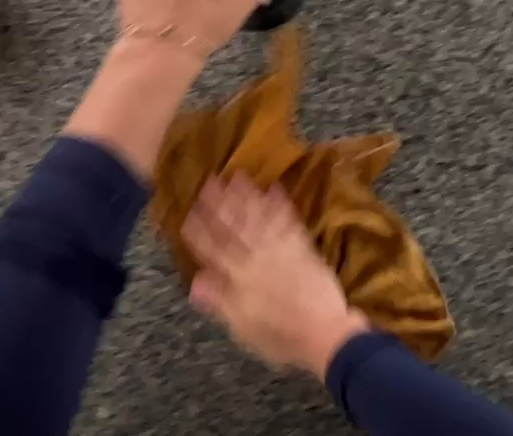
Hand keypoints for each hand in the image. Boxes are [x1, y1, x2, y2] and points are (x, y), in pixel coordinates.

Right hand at [183, 176, 369, 377]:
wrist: (324, 332)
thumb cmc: (280, 337)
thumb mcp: (243, 327)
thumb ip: (219, 301)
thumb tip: (194, 282)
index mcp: (240, 278)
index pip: (214, 249)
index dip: (200, 231)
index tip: (188, 213)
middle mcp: (258, 257)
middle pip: (235, 226)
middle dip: (220, 203)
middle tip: (209, 181)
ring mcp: (281, 248)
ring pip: (259, 217)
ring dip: (247, 195)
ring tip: (237, 175)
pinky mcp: (302, 246)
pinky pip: (288, 219)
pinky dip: (280, 202)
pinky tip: (274, 187)